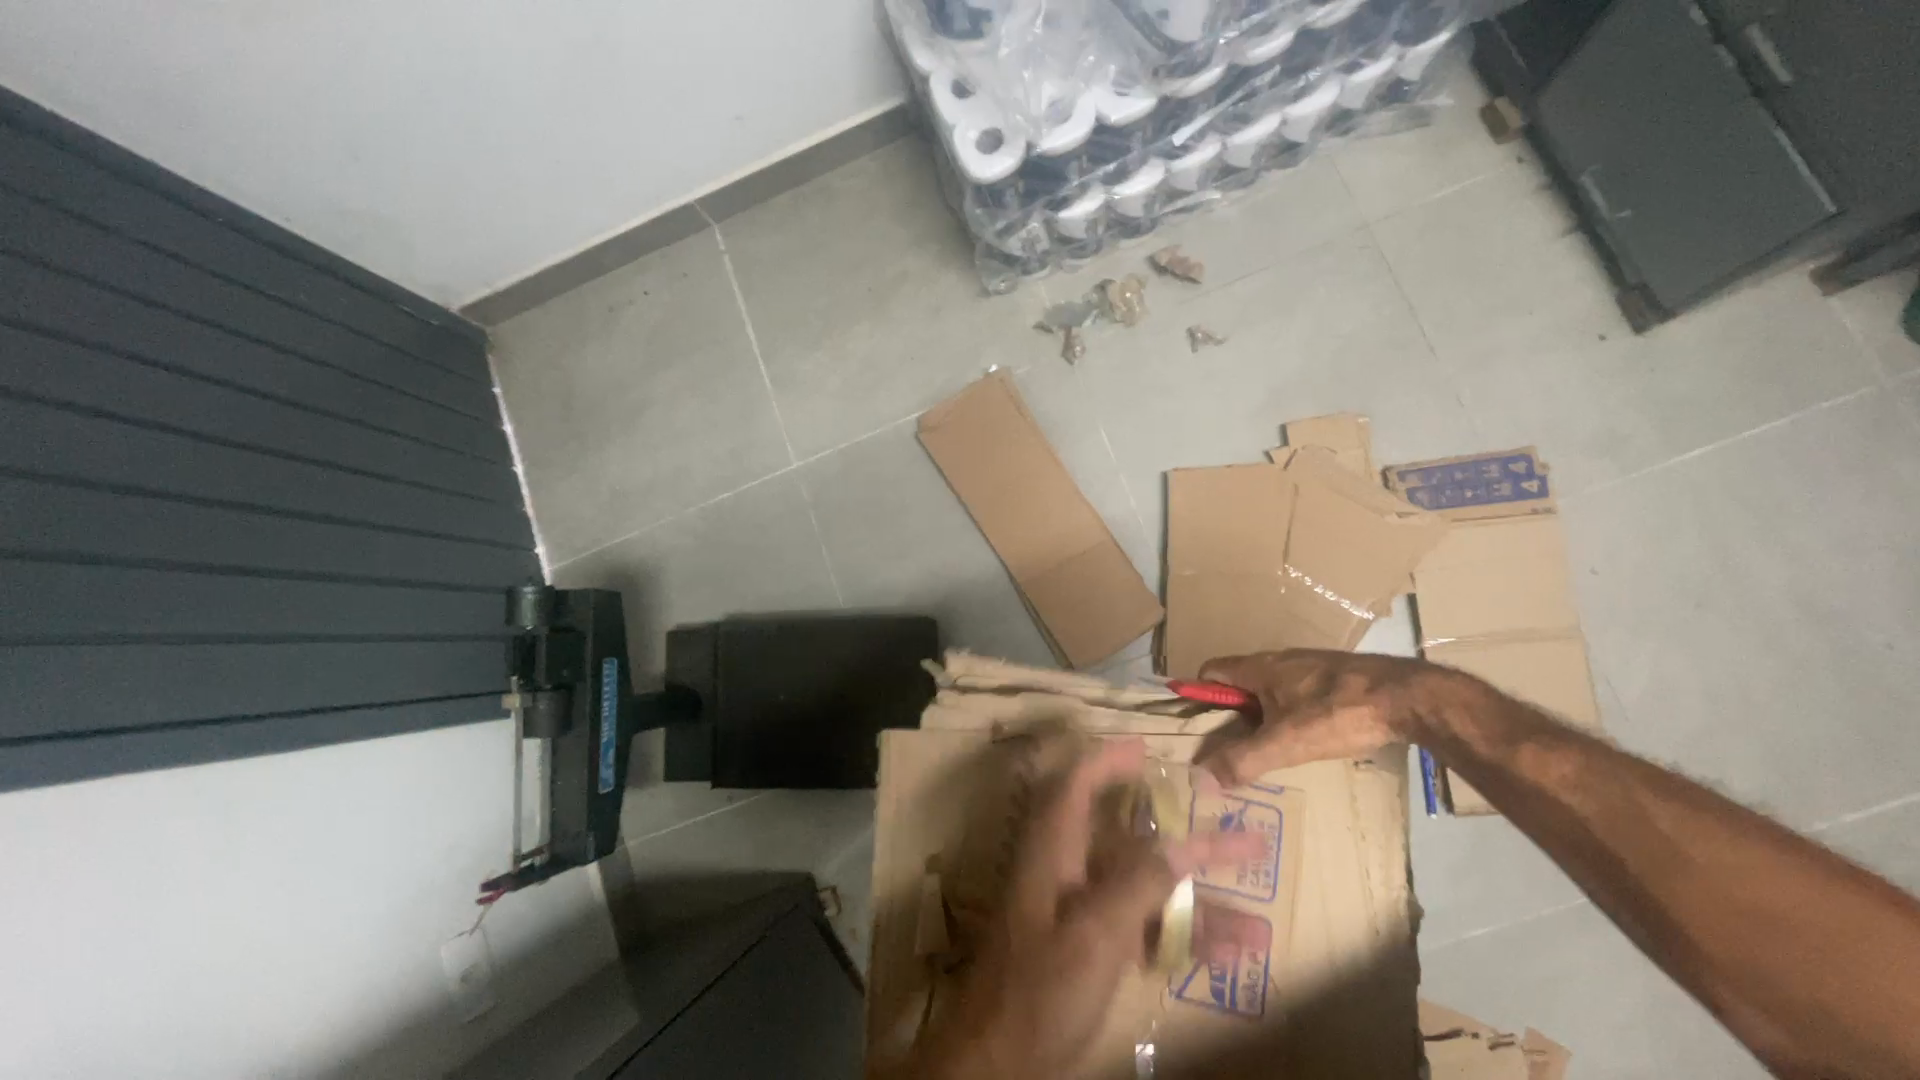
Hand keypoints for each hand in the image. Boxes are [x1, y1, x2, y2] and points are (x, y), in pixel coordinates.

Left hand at [913, 739, 1260, 1079]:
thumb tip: (1185, 844)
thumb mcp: (1094, 931)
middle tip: (1226, 811)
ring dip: (1199, 889)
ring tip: (1259, 891)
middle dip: (1180, 826)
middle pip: (1126, 834)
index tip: (1147, 749)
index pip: (1075, 785)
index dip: (1107, 760)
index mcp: (1052, 853)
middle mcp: (1067, 873)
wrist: (1000, 1061)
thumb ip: (1140, 883)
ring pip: (1146, 885)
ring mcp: (1080, 913)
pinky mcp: (1092, 950)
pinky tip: (1236, 947)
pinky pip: (1145, 928)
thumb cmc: (1041, 986)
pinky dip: (1184, 933)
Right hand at [1196, 649, 1452, 784]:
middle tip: (1229, 748)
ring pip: (1271, 689)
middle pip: (1240, 682)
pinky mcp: (1337, 677)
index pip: (1211, 670)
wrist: (1409, 698)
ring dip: (1261, 714)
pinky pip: (1298, 693)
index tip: (1198, 728)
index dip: (1198, 695)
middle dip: (1230, 712)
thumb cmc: (1338, 713)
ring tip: (1265, 749)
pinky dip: (1290, 713)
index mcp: (1260, 667)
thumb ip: (1242, 760)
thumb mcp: (1286, 743)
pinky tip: (1305, 739)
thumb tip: (1200, 778)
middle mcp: (1280, 659)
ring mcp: (1311, 666)